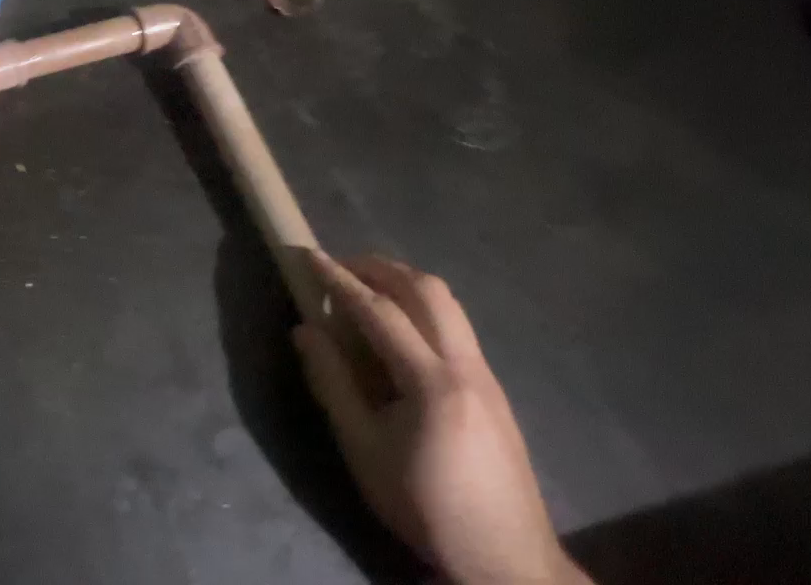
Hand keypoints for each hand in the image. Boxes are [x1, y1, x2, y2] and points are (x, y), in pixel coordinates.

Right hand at [293, 250, 589, 584]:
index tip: (310, 256)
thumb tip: (305, 330)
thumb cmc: (423, 504)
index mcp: (433, 383)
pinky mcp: (494, 389)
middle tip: (340, 267)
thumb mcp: (362, 448)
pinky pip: (456, 327)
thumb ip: (331, 383)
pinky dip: (421, 308)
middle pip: (427, 291)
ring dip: (404, 283)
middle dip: (379, 268)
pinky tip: (397, 331)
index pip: (380, 311)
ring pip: (449, 305)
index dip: (341, 280)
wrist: (505, 557)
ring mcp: (487, 376)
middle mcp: (467, 367)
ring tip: (365, 290)